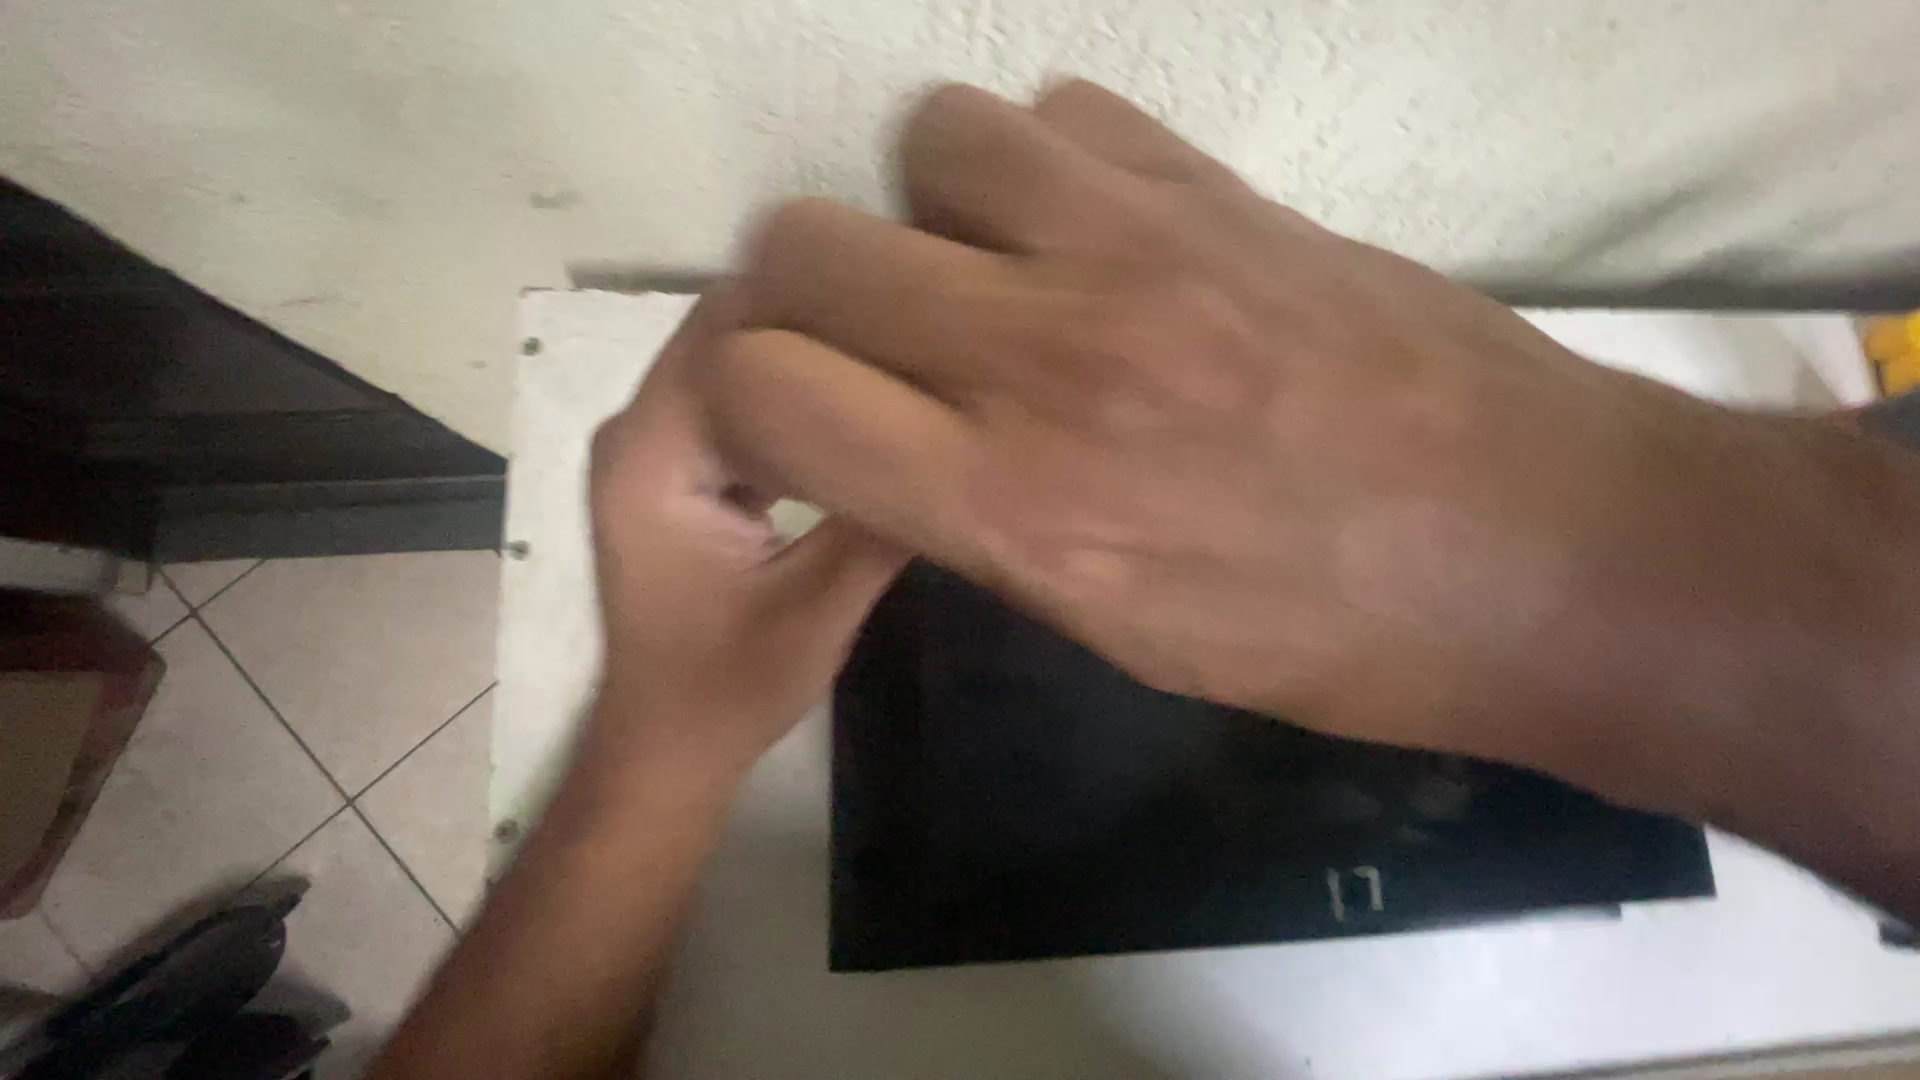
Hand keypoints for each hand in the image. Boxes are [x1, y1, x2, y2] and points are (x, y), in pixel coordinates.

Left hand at [587, 289, 905, 786]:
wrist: (668, 746)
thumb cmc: (728, 692)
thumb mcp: (818, 612)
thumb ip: (878, 526)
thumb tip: (963, 446)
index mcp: (651, 458)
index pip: (727, 335)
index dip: (814, 308)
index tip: (908, 308)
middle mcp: (638, 435)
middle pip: (726, 338)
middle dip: (816, 323)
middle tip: (918, 324)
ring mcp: (653, 451)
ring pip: (735, 367)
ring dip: (809, 359)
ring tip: (900, 352)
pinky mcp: (678, 471)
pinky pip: (740, 406)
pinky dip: (795, 397)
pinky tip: (860, 402)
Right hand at [696, 80, 1918, 805]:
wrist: (1539, 554)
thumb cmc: (1314, 636)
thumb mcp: (1111, 630)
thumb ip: (976, 522)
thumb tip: (894, 441)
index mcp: (1013, 508)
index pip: (771, 394)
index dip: (745, 395)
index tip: (781, 414)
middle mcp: (1047, 362)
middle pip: (808, 247)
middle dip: (798, 292)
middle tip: (858, 335)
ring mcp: (1140, 253)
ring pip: (931, 143)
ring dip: (925, 209)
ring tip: (985, 273)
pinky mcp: (1226, 192)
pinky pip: (1065, 117)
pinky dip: (1042, 168)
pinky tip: (1089, 235)